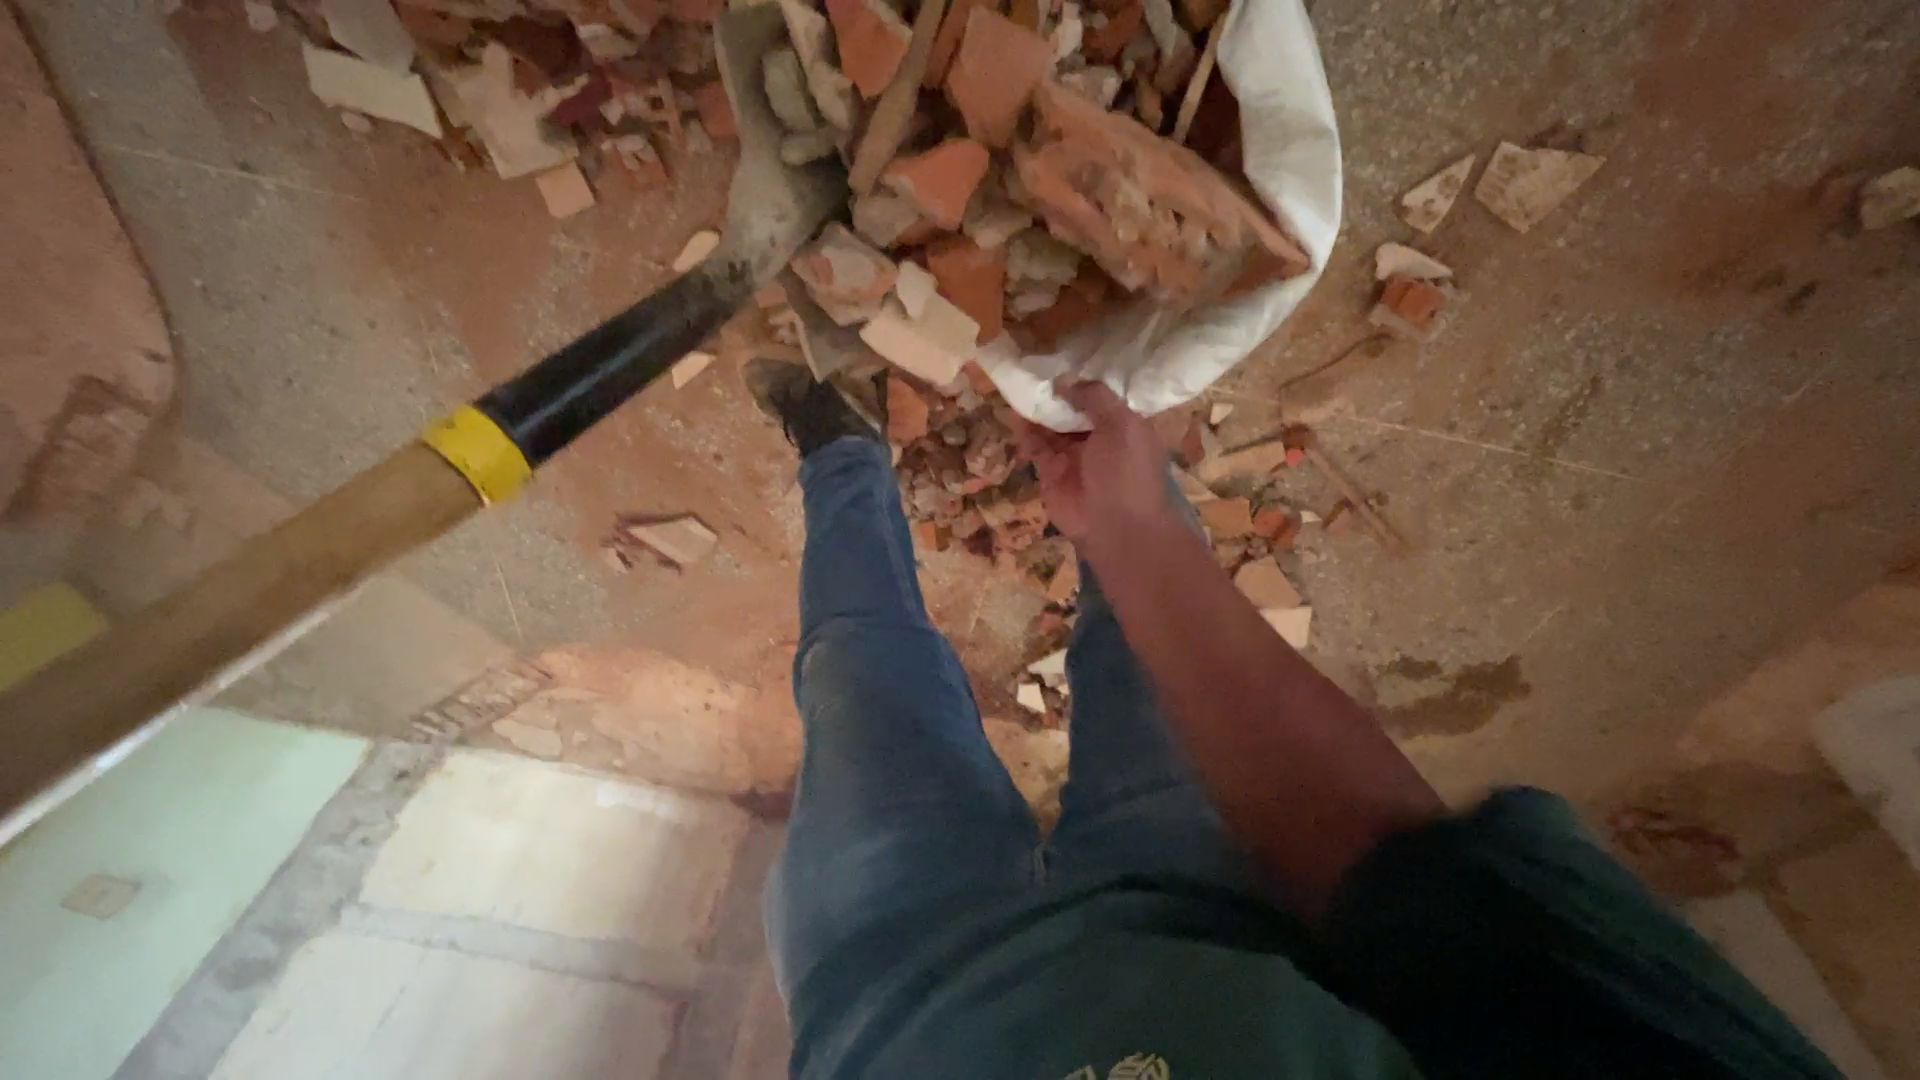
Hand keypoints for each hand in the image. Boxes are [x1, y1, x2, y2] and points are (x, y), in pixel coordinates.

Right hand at [1015, 379, 1177, 545]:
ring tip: (1019, 383)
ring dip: (1038, 408)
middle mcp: (1098, 438)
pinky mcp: (1051, 472)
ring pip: (1051, 425)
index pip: (1102, 396)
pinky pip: (1036, 445)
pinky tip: (1014, 412)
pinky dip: (1025, 430)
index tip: (1065, 355)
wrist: (1116, 527)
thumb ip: (1094, 397)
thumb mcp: (1121, 424)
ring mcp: (1073, 455)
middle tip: (1034, 365)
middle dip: (1057, 392)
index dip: (1084, 380)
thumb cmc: (1127, 472)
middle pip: (1073, 409)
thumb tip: (1064, 380)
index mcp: (1124, 425)